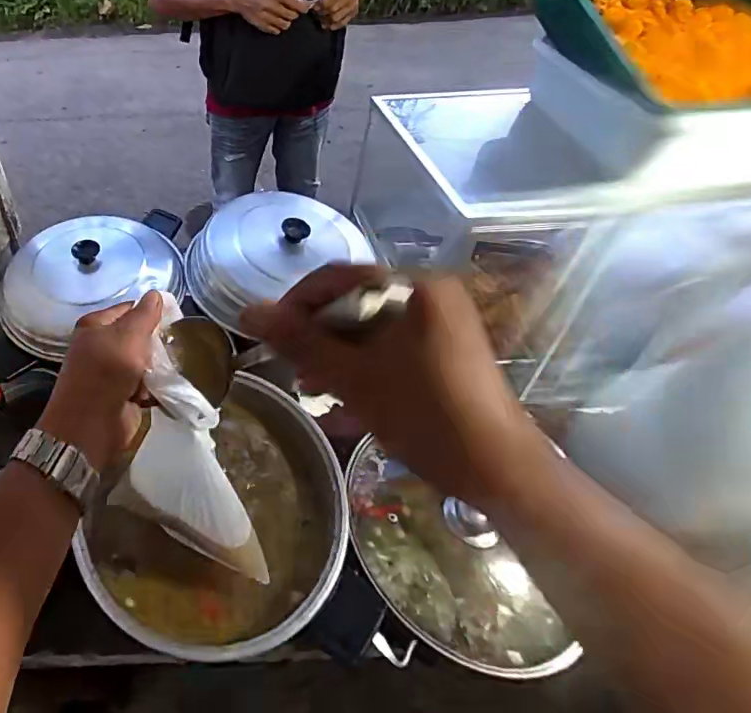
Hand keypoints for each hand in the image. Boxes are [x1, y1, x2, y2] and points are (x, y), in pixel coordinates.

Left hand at [39, 291, 161, 467]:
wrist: (90, 427)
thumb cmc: (107, 373)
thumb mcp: (128, 336)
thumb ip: (145, 314)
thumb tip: (156, 294)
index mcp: (96, 325)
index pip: (130, 308)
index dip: (151, 313)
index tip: (172, 321)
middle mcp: (101, 345)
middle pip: (140, 335)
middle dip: (156, 343)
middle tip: (171, 348)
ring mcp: (111, 371)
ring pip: (146, 360)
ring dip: (158, 367)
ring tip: (165, 372)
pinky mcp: (122, 393)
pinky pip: (146, 383)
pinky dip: (154, 387)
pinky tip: (160, 390)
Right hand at [230, 0, 308, 34]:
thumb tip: (304, 3)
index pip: (296, 3)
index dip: (303, 7)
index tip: (305, 8)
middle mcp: (270, 4)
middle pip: (292, 15)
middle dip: (293, 13)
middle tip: (290, 11)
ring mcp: (264, 16)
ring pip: (285, 24)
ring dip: (285, 21)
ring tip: (281, 17)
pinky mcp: (260, 24)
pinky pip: (275, 30)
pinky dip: (277, 27)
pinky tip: (274, 22)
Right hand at [241, 265, 540, 505]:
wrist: (501, 472)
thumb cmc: (427, 414)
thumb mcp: (355, 377)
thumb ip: (300, 341)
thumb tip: (249, 311)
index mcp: (416, 286)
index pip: (341, 277)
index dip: (298, 302)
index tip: (271, 332)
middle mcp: (431, 296)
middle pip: (357, 304)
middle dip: (319, 337)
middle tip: (291, 366)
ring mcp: (443, 326)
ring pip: (374, 331)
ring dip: (338, 358)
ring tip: (310, 388)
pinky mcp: (447, 354)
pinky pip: (394, 352)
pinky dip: (367, 372)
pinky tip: (342, 407)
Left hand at [316, 0, 365, 30]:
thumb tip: (314, 4)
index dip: (320, 5)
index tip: (314, 6)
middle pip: (332, 9)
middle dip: (322, 12)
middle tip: (316, 12)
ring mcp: (353, 6)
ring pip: (336, 18)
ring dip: (326, 20)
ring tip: (320, 18)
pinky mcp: (353, 14)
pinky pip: (342, 23)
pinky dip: (333, 25)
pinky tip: (327, 24)